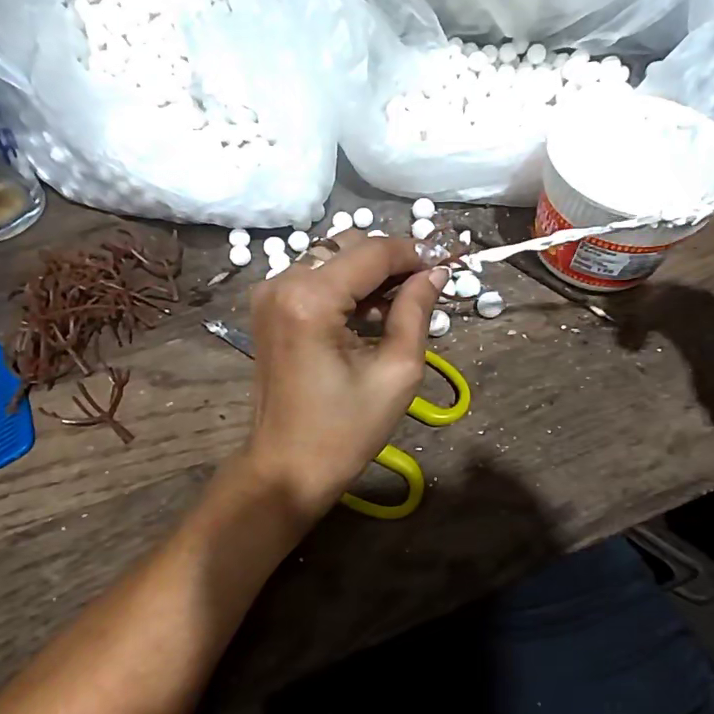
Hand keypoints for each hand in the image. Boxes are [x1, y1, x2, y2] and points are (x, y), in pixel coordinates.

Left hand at [236, 232, 447, 522]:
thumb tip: (435, 273)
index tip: (447, 265)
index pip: (373, 252)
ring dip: (368, 273)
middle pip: (349, 246)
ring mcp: (268, 294)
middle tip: (425, 287)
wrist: (285, 467)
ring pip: (331, 257)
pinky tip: (367, 314)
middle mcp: (282, 283)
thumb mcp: (396, 372)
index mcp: (311, 298)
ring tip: (399, 306)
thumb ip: (416, 312)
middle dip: (392, 260)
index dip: (415, 253)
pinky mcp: (266, 308)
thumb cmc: (344, 431)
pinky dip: (344, 285)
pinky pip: (313, 277)